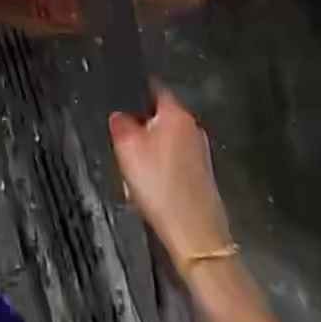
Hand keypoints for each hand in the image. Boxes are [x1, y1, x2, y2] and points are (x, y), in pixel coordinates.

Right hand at [109, 87, 234, 267]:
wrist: (194, 234)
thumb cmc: (162, 188)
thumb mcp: (126, 146)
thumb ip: (119, 123)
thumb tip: (119, 117)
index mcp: (176, 113)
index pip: (152, 87)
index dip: (134, 92)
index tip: (123, 100)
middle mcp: (192, 127)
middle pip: (157, 117)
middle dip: (140, 129)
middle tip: (127, 147)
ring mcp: (200, 152)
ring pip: (164, 141)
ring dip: (149, 152)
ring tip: (139, 175)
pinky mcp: (201, 174)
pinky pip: (173, 163)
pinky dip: (161, 171)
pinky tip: (153, 190)